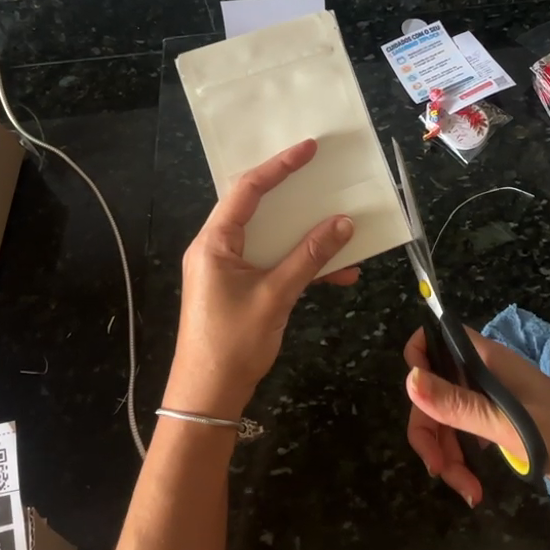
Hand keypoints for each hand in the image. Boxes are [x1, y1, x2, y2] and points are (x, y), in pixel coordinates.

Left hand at [163, 138, 359, 420]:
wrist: (206, 400)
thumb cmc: (232, 343)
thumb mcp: (275, 296)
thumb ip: (309, 258)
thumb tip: (343, 224)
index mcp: (215, 242)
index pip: (247, 190)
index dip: (279, 166)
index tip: (308, 148)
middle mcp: (217, 248)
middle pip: (258, 208)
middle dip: (294, 195)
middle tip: (322, 176)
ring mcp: (228, 269)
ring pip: (271, 238)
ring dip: (305, 237)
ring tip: (340, 226)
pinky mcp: (239, 289)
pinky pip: (274, 264)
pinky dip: (302, 266)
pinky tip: (337, 275)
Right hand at [402, 326, 549, 510]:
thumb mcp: (510, 426)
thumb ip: (459, 404)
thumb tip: (409, 378)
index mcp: (490, 361)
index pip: (440, 338)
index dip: (419, 360)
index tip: (417, 398)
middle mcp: (488, 375)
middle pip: (436, 387)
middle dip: (430, 427)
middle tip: (438, 468)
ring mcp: (494, 402)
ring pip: (448, 416)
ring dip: (445, 451)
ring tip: (464, 488)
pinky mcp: (502, 428)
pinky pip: (466, 435)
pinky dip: (461, 459)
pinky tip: (472, 486)